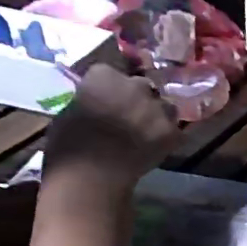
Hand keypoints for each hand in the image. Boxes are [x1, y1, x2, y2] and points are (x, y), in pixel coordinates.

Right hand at [42, 65, 177, 181]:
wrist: (94, 171)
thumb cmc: (70, 142)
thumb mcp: (72, 108)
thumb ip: (91, 98)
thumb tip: (98, 102)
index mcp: (103, 73)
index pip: (113, 74)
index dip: (113, 90)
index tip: (109, 102)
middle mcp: (134, 84)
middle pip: (143, 87)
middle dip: (138, 99)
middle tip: (131, 117)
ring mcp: (156, 108)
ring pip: (165, 106)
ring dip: (159, 115)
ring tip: (149, 131)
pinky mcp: (171, 131)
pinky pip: (176, 130)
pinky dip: (169, 137)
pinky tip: (159, 147)